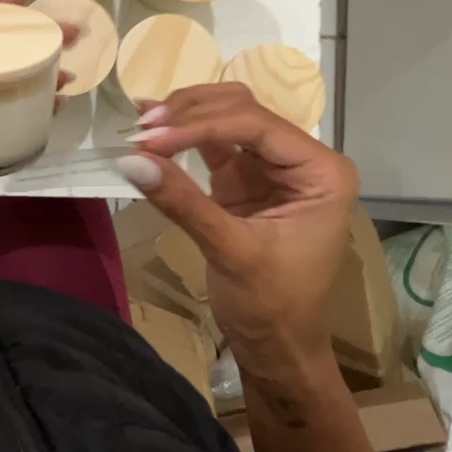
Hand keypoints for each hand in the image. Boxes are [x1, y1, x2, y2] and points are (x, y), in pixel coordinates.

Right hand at [115, 83, 358, 377]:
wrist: (275, 342)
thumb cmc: (271, 304)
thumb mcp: (229, 251)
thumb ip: (183, 202)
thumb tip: (130, 160)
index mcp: (321, 172)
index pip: (256, 126)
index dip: (200, 126)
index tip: (149, 139)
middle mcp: (301, 159)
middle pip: (242, 110)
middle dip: (190, 114)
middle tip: (141, 130)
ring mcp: (269, 166)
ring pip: (225, 117)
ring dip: (183, 117)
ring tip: (140, 125)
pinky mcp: (241, 178)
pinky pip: (210, 142)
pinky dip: (181, 136)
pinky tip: (149, 132)